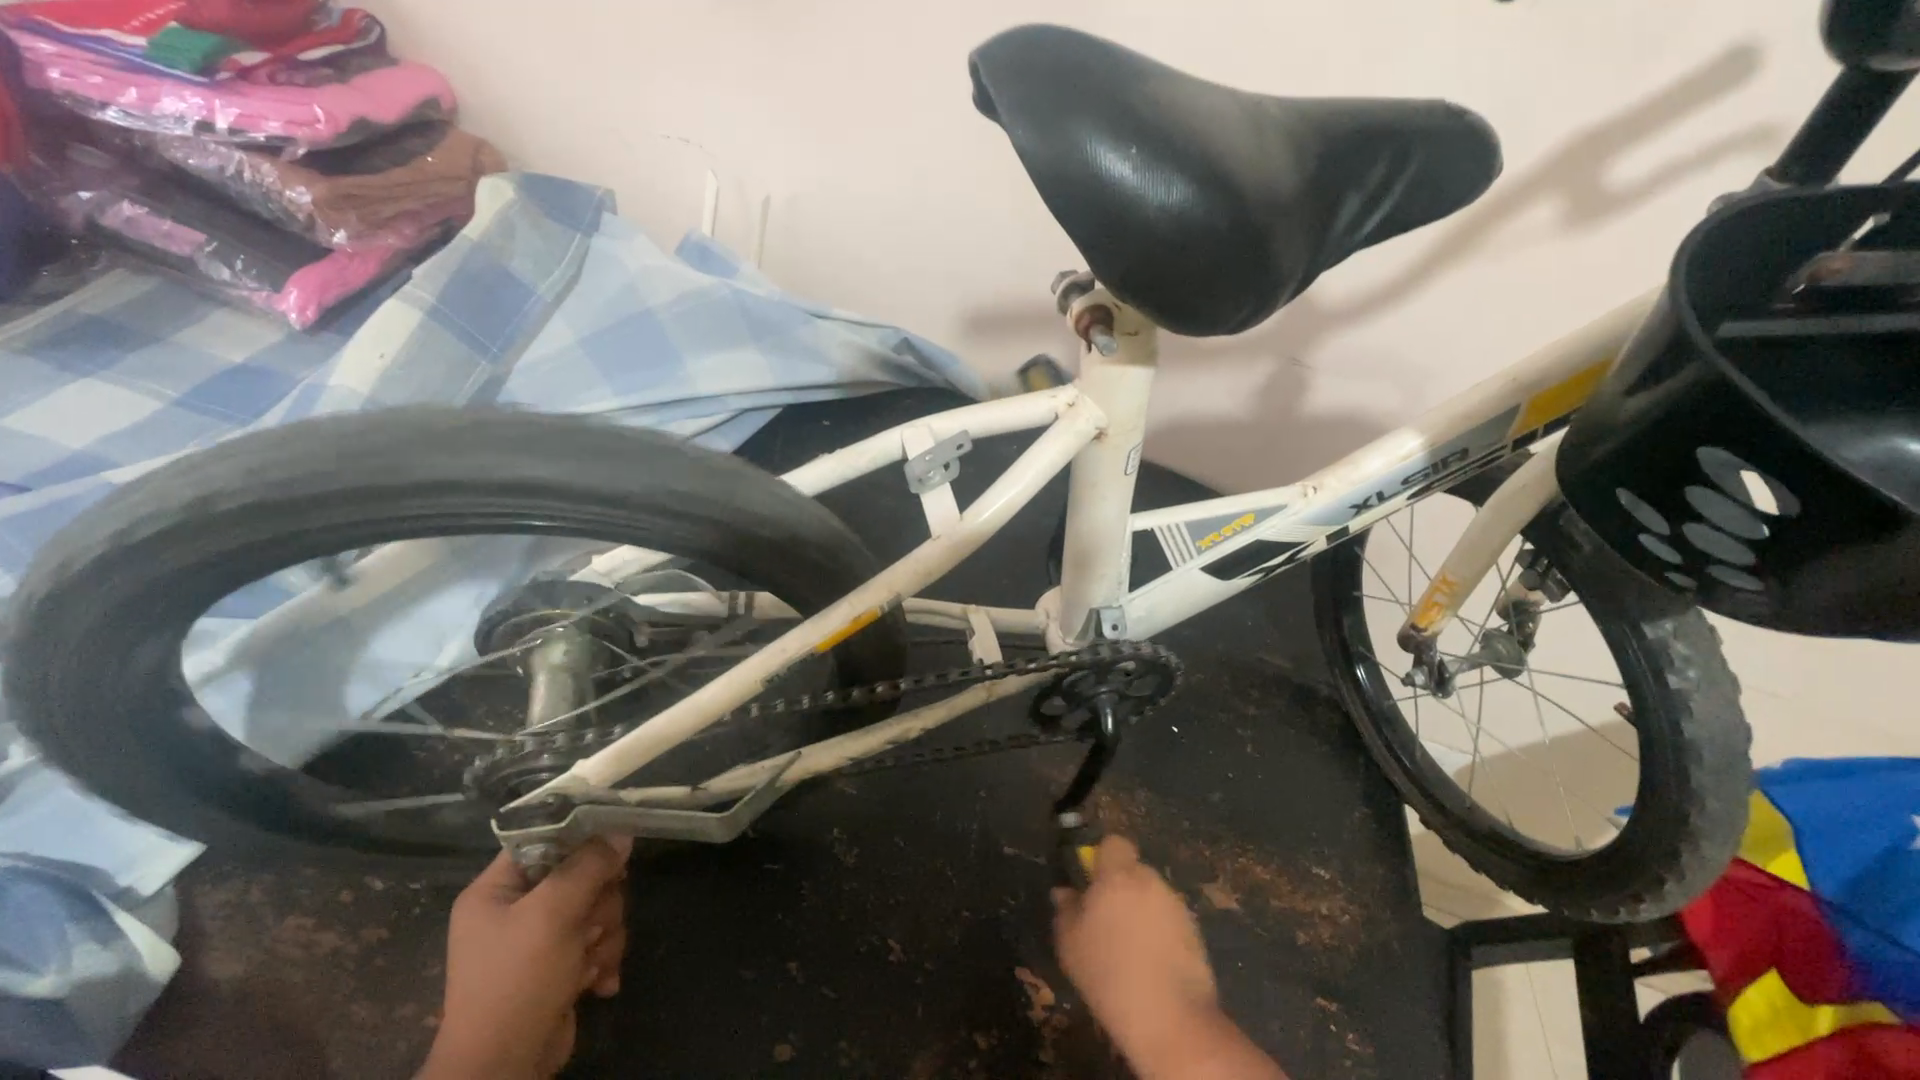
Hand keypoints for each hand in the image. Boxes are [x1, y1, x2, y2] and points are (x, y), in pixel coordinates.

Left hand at [418, 839, 631, 1079]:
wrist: (505, 1066)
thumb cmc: (517, 981)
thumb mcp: (552, 914)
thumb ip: (588, 867)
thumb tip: (621, 831)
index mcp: (496, 890)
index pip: (542, 841)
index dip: (579, 839)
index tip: (611, 848)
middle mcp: (516, 910)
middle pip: (581, 876)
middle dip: (599, 903)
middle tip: (592, 923)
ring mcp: (540, 940)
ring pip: (598, 909)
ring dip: (604, 936)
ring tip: (589, 963)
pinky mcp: (561, 967)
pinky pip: (598, 943)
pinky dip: (602, 961)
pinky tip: (596, 984)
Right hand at [1051, 835, 1218, 1055]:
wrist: (1170, 1017)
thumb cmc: (1108, 973)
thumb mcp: (1070, 944)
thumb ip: (1066, 909)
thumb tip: (1065, 891)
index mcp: (1118, 876)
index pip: (1114, 843)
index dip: (1103, 857)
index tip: (1091, 883)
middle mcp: (1151, 882)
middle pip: (1134, 871)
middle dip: (1120, 888)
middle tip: (1104, 921)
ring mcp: (1178, 907)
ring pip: (1152, 897)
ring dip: (1140, 911)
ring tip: (1127, 949)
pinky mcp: (1196, 932)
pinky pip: (1169, 920)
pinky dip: (1159, 933)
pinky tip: (1150, 965)